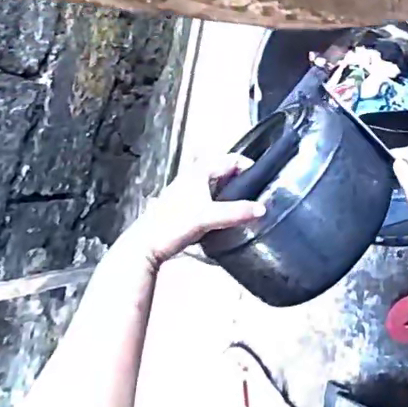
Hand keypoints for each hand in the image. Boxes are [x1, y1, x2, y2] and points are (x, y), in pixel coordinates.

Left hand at [119, 153, 265, 268]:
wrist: (144, 247)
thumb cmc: (172, 226)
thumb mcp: (207, 217)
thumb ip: (235, 212)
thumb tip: (263, 209)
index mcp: (198, 172)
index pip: (231, 159)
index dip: (248, 167)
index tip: (261, 182)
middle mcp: (192, 177)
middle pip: (224, 172)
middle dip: (240, 181)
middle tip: (255, 195)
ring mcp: (187, 192)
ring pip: (216, 186)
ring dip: (230, 194)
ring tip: (244, 207)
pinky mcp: (184, 207)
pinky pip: (210, 200)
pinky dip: (220, 205)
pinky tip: (226, 218)